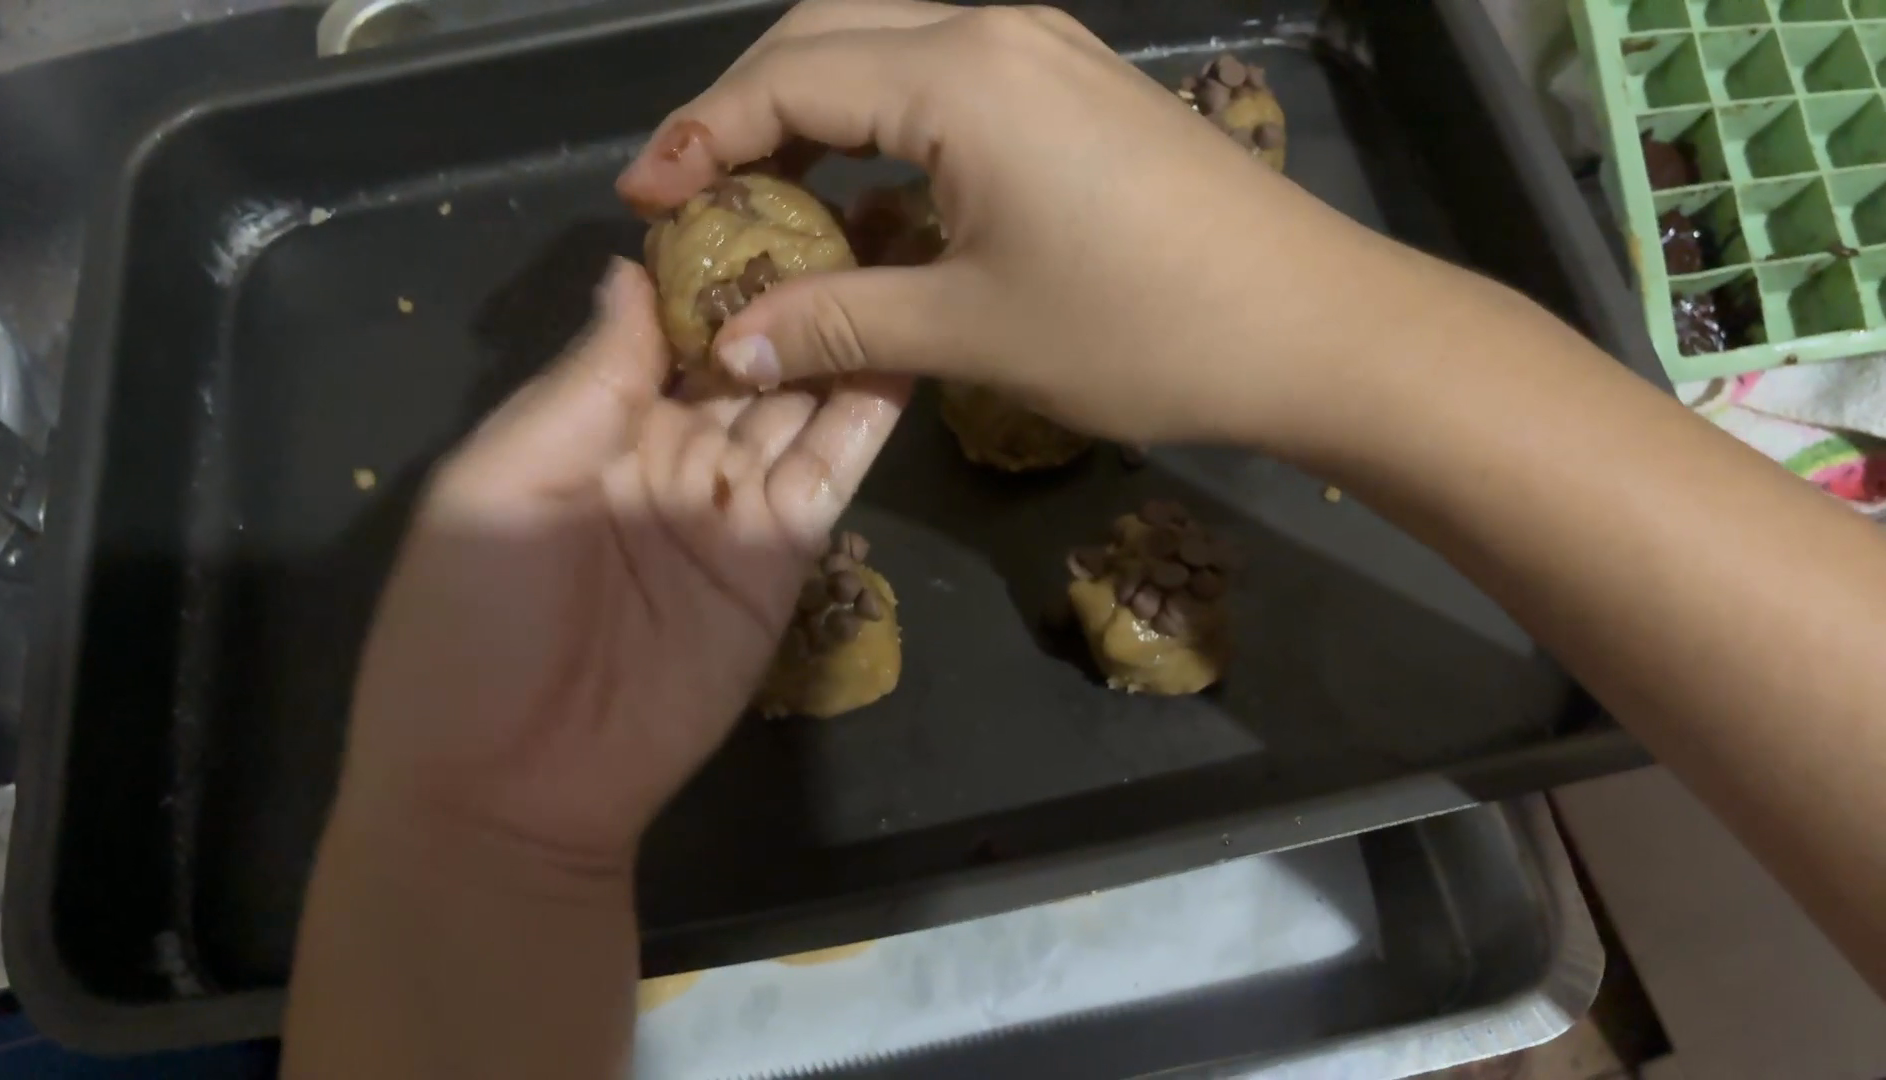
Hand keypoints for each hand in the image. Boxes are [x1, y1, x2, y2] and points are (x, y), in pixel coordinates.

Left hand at [336, 261, 905, 875]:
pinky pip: (830, 474)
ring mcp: (737, 505)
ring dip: (842, 344)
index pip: (670, 330)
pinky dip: (865, 419)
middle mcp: (676, 454)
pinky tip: (900, 355)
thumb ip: (582, 385)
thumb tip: (629, 274)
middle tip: (856, 220)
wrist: (518, 782)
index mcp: (597, 428)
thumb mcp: (498, 483)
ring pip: (801, 407)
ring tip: (893, 269)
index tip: (763, 203)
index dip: (712, 273)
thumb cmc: (474, 625)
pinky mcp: (785, 555)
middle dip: (794, 299)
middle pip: (748, 361)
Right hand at [615, 0, 1452, 452]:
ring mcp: (1047, 58)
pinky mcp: (1077, 100)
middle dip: (748, 116)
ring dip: (819, 124)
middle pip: (828, 40)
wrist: (1305, 328)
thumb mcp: (971, 332)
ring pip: (889, 60)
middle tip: (700, 197)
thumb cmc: (1140, 332)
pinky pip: (949, 96)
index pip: (787, 78)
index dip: (699, 138)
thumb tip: (730, 346)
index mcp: (961, 75)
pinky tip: (876, 210)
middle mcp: (996, 32)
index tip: (643, 197)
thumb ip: (840, 326)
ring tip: (773, 208)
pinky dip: (889, 143)